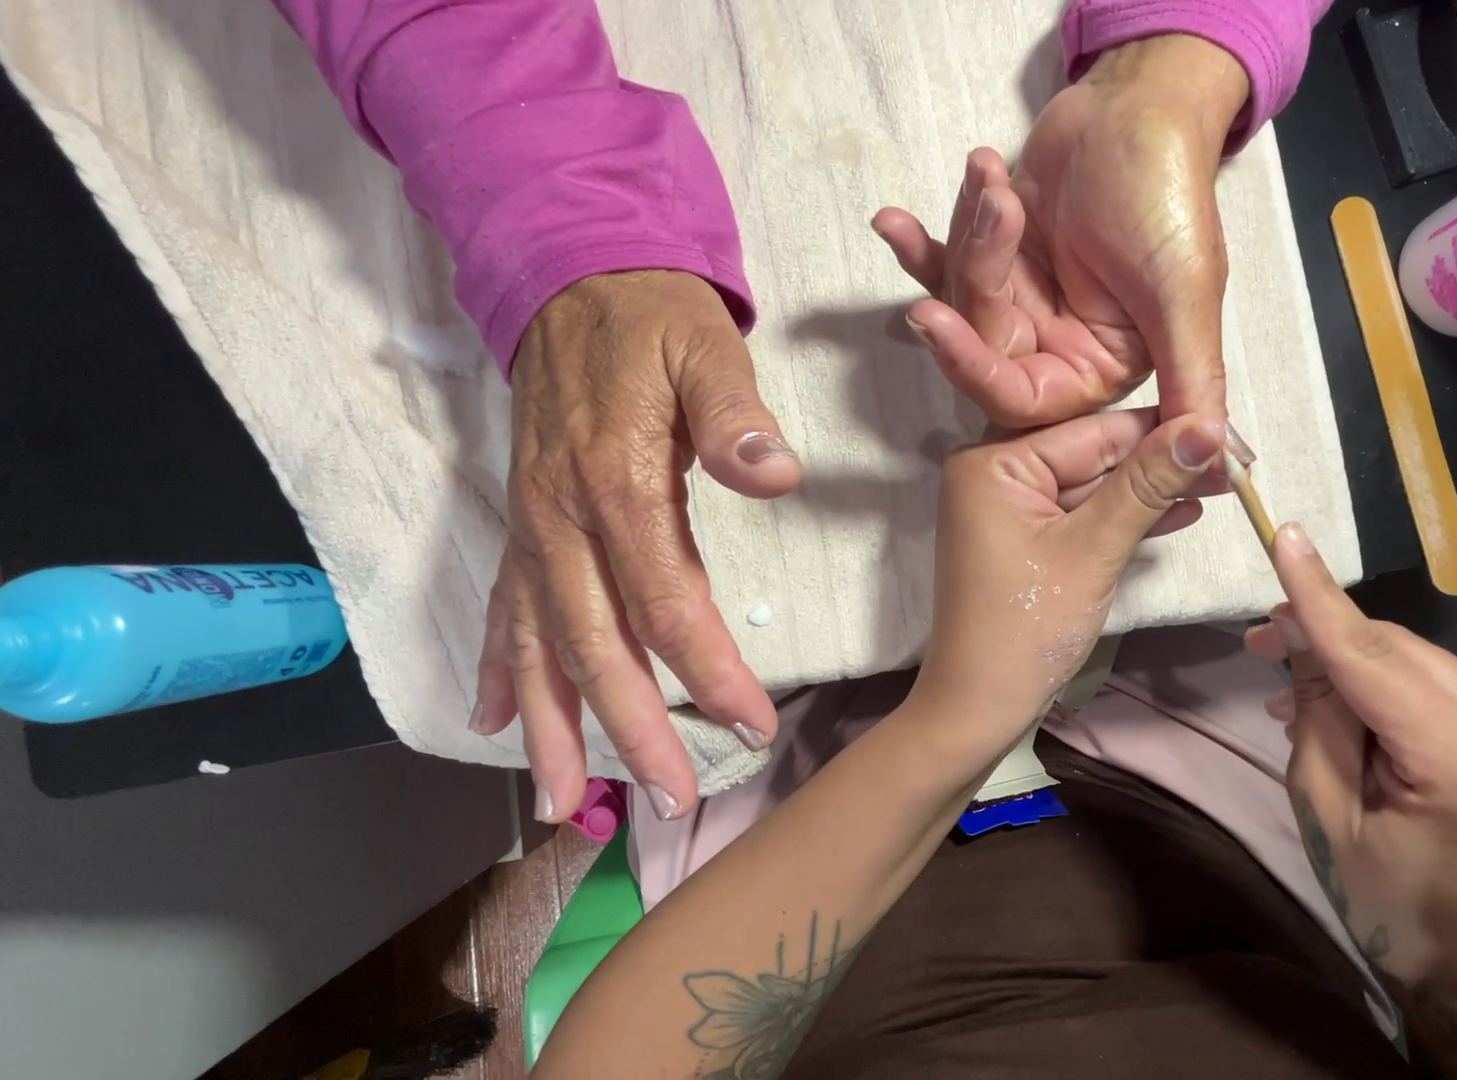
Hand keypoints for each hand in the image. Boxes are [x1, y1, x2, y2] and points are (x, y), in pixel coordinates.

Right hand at [471, 270, 802, 822]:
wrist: (576, 280)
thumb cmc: (654, 321)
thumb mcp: (706, 350)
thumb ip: (735, 415)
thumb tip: (776, 475)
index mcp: (617, 484)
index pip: (667, 601)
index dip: (707, 671)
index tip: (750, 727)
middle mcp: (562, 520)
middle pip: (596, 644)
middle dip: (631, 730)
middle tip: (668, 799)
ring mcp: (533, 526)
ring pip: (538, 644)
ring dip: (553, 727)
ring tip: (562, 802)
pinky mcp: (524, 522)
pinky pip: (503, 607)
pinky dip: (501, 669)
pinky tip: (501, 723)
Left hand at [872, 34, 1247, 425]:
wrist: (1141, 108)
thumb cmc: (1167, 197)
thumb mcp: (1184, 294)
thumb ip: (1190, 380)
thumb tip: (1217, 461)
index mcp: (1095, 370)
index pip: (1019, 398)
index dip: (972, 366)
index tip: (932, 319)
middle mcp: (1054, 347)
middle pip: (981, 342)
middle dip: (978, 275)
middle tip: (995, 209)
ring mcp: (1020, 304)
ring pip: (961, 299)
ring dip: (970, 236)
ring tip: (993, 177)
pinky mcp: (996, 265)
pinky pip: (945, 268)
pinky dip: (922, 243)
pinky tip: (893, 222)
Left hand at [912, 409, 1224, 728]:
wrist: (980, 707)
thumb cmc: (1026, 628)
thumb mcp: (1092, 550)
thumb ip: (1148, 485)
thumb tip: (1210, 426)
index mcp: (994, 461)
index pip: (1094, 430)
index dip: (1167, 428)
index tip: (1230, 428)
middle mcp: (996, 470)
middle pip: (1094, 452)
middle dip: (1163, 459)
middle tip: (1237, 459)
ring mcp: (1010, 505)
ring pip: (1095, 484)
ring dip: (1154, 489)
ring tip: (1224, 484)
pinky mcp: (1027, 535)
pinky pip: (1083, 513)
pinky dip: (1127, 516)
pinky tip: (1184, 511)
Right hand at [1246, 523, 1456, 1002]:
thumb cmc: (1385, 900)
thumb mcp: (1324, 811)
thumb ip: (1316, 713)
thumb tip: (1299, 632)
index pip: (1378, 662)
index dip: (1322, 599)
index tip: (1288, 538)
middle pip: (1403, 655)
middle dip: (1328, 639)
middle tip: (1261, 639)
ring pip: (1424, 665)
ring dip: (1357, 664)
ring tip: (1295, 686)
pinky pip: (1447, 687)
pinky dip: (1393, 687)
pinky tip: (1353, 706)